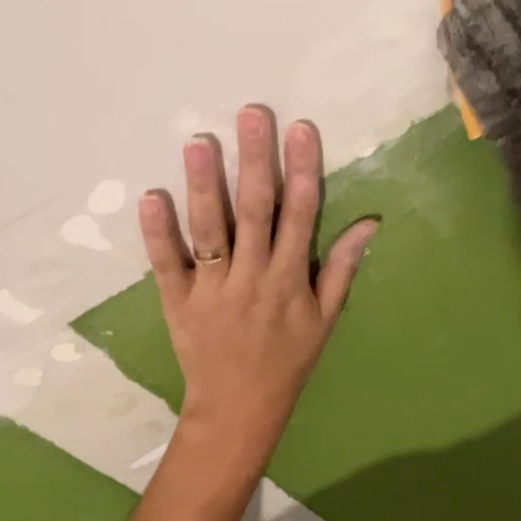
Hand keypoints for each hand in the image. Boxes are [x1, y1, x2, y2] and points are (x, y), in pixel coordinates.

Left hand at [137, 105, 377, 452]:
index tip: (301, 128)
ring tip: (199, 140)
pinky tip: (151, 196)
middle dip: (254, 160)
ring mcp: (212, 288)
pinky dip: (157, 232)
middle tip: (251, 114)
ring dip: (203, 184)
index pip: (300, 214)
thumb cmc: (289, 359)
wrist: (239, 407)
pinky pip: (167, 263)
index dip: (302, 170)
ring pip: (209, 229)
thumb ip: (342, 268)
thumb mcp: (326, 318)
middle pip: (254, 210)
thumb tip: (369, 223)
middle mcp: (252, 276)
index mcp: (290, 278)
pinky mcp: (177, 300)